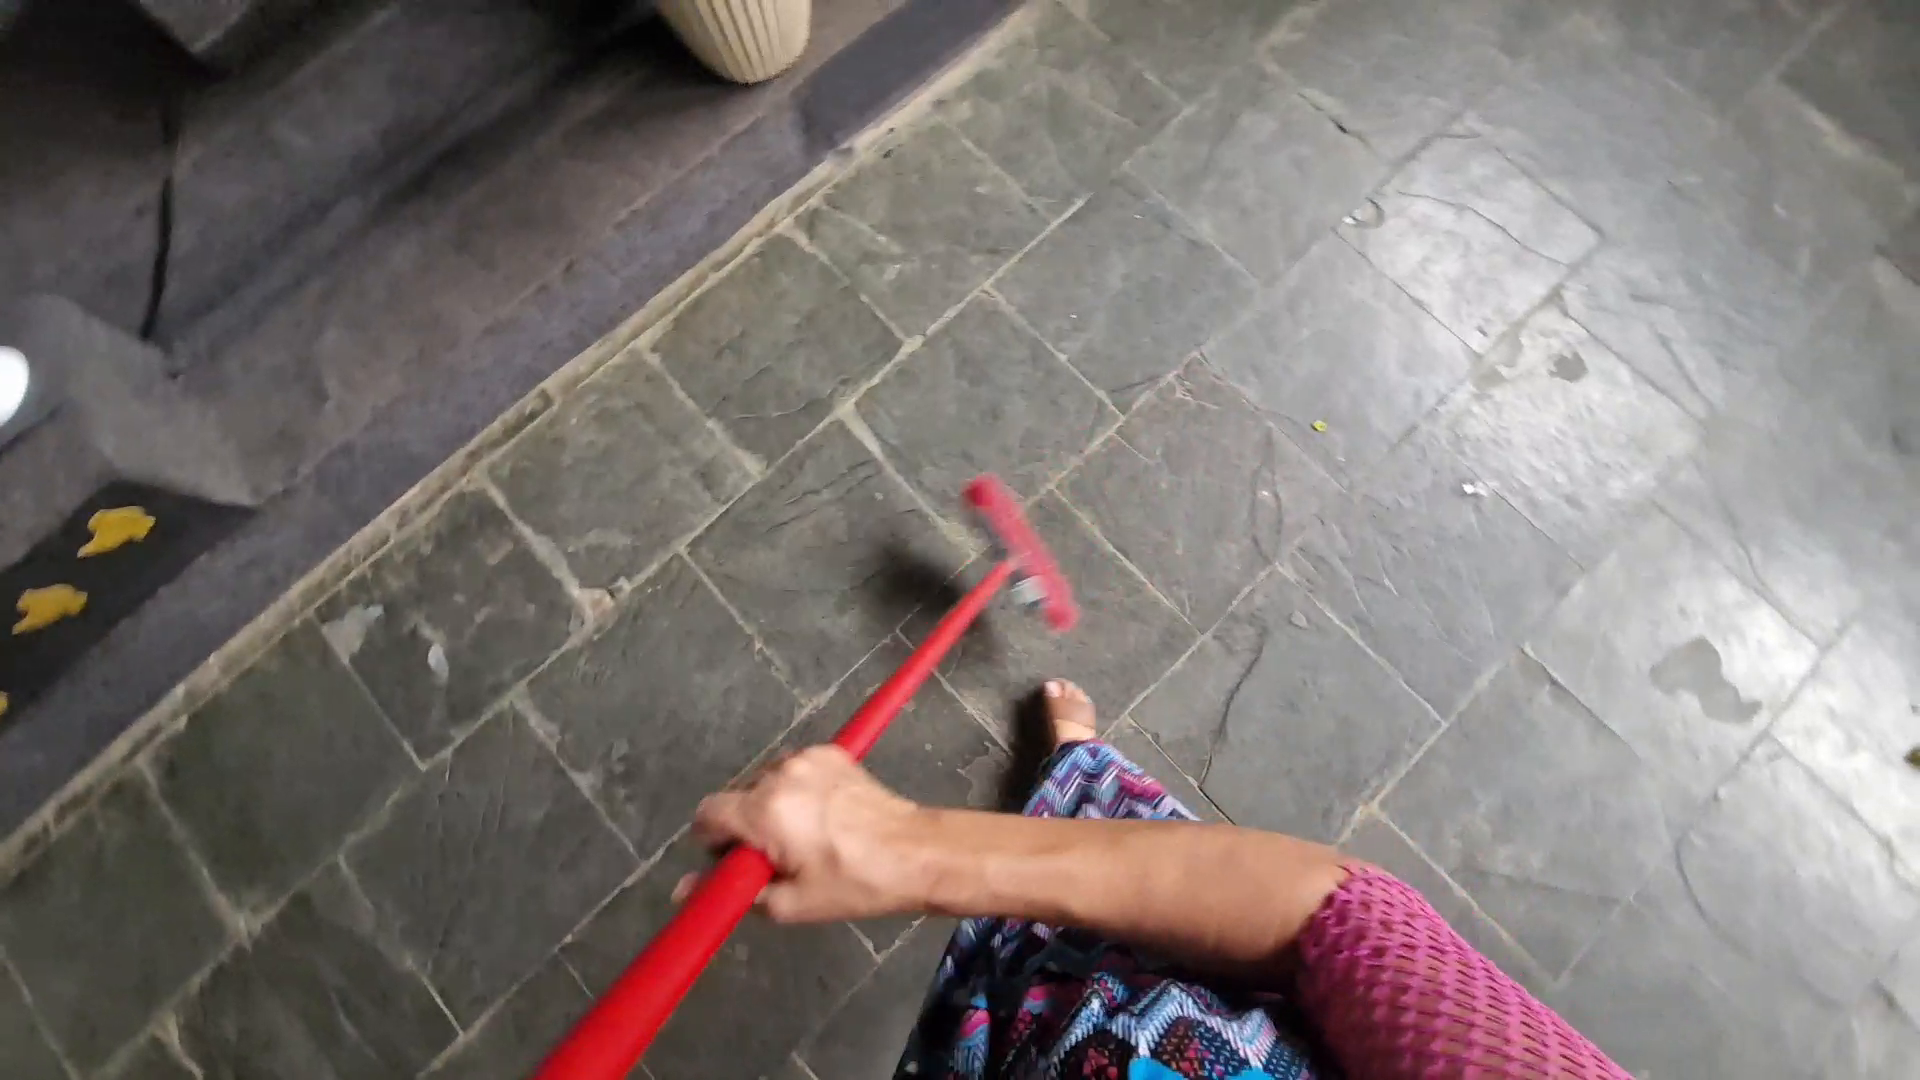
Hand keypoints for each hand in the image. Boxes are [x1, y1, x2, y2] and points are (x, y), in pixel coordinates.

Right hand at [677, 745, 931, 922]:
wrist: (912, 851)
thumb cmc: (852, 883)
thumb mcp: (789, 904)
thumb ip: (732, 894)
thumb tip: (683, 892)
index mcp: (765, 809)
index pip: (707, 812)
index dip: (712, 841)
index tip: (732, 862)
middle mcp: (781, 772)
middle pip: (738, 796)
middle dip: (745, 825)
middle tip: (774, 857)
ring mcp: (809, 757)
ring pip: (766, 780)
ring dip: (770, 805)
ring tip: (802, 836)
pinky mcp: (832, 752)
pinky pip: (795, 770)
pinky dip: (796, 789)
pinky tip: (821, 814)